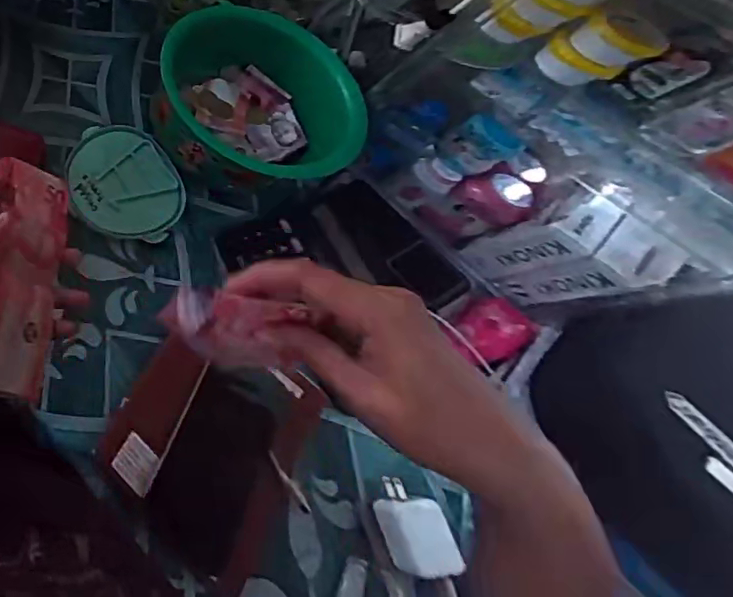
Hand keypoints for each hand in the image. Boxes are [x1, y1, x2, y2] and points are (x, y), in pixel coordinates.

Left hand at [0, 213, 87, 396]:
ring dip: (58, 305)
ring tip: (82, 307)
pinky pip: (30, 335)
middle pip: (30, 281)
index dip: (41, 248)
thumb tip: (8, 213)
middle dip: (56, 279)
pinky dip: (49, 333)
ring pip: (34, 308)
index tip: (67, 244)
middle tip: (84, 277)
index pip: (16, 252)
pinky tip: (68, 335)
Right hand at [226, 259, 552, 502]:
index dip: (258, 278)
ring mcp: (393, 309)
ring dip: (287, 308)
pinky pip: (342, 311)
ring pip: (324, 297)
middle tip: (231, 311)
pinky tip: (291, 336)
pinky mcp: (397, 324)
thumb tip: (267, 327)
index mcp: (378, 308)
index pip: (304, 275)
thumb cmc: (436, 430)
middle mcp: (384, 296)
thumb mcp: (365, 396)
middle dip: (267, 293)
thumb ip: (314, 353)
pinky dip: (312, 320)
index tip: (225, 293)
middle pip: (311, 281)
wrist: (507, 457)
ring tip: (252, 324)